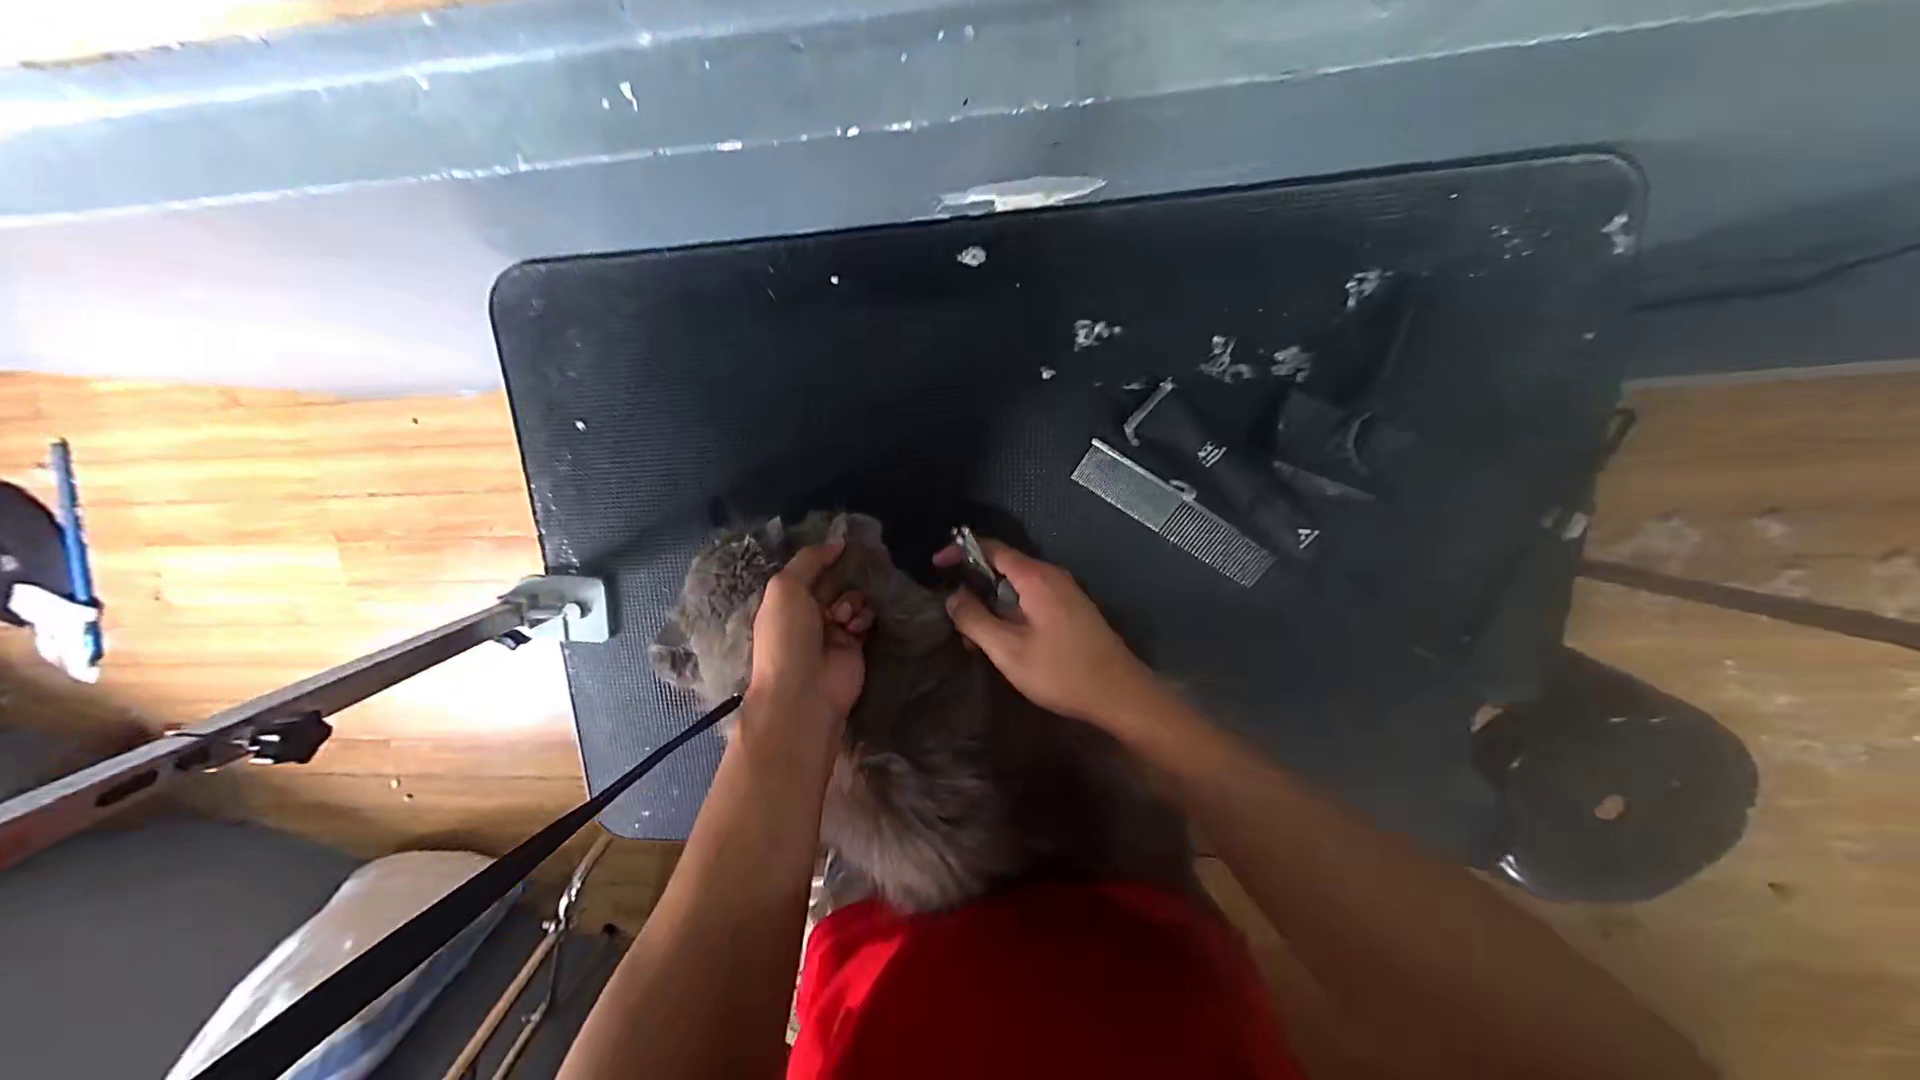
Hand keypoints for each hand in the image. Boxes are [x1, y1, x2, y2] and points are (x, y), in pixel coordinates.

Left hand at [749, 541, 872, 724]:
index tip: (845, 547)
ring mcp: (834, 630)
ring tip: (842, 619)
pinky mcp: (856, 645)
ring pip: (854, 599)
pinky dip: (863, 619)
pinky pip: (866, 619)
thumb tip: (838, 543)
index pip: (812, 570)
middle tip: (841, 590)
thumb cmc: (787, 636)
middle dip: (842, 580)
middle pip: (836, 583)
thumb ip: (810, 560)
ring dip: (852, 602)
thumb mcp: (786, 588)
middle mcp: (809, 613)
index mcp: (787, 600)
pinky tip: (854, 630)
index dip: (827, 559)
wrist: (804, 691)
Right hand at [934, 539, 1160, 727]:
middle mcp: (1053, 576)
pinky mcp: (1072, 611)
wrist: (1119, 694)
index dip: (960, 552)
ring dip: (992, 603)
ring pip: (1017, 586)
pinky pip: (1032, 600)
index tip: (936, 566)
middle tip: (952, 610)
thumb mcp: (1008, 650)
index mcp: (1037, 577)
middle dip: (974, 583)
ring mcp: (1066, 593)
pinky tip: (1002, 640)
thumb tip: (953, 596)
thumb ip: (975, 619)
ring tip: (973, 635)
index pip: (992, 548)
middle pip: (1004, 566)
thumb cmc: (1061, 672)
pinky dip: (1010, 611)